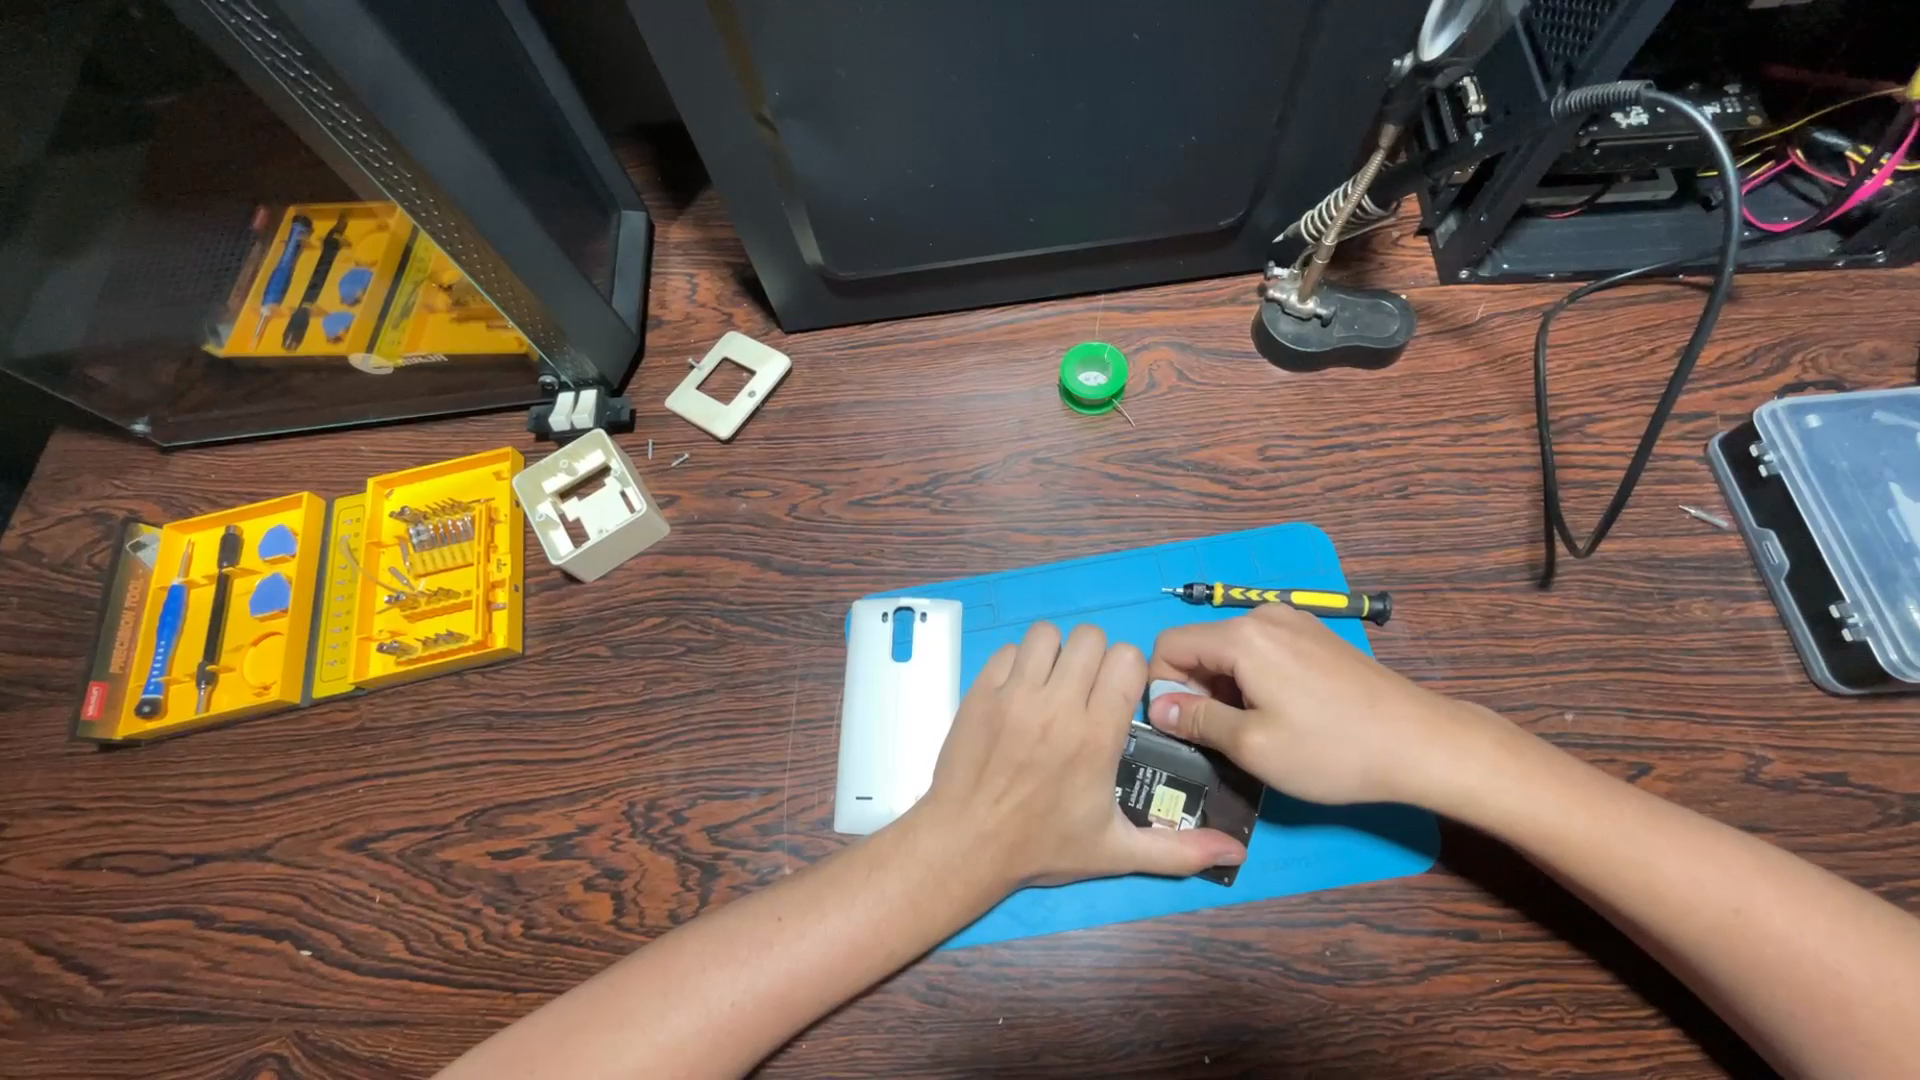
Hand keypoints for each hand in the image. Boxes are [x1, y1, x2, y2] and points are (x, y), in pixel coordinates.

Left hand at [913, 622, 1247, 888]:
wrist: (966, 843)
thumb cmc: (1042, 846)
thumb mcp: (1116, 852)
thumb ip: (1178, 849)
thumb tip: (1235, 852)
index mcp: (1096, 734)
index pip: (1126, 659)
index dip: (1129, 673)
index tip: (1120, 698)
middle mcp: (1058, 704)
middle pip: (1089, 637)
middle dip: (1095, 659)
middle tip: (1086, 691)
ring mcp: (1015, 693)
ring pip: (1046, 634)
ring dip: (1056, 654)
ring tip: (1053, 685)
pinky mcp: (981, 690)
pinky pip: (1009, 650)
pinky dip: (1019, 664)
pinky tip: (1020, 693)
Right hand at [1145, 604, 1506, 807]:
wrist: (1423, 744)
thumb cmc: (1331, 749)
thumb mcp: (1251, 745)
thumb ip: (1196, 721)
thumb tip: (1157, 707)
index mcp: (1241, 636)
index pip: (1169, 645)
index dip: (1162, 686)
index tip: (1182, 726)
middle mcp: (1263, 616)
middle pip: (1200, 645)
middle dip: (1195, 688)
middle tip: (1217, 736)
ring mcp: (1294, 623)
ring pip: (1230, 649)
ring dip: (1224, 687)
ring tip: (1251, 730)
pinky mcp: (1316, 637)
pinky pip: (1260, 650)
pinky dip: (1251, 679)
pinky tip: (1280, 713)